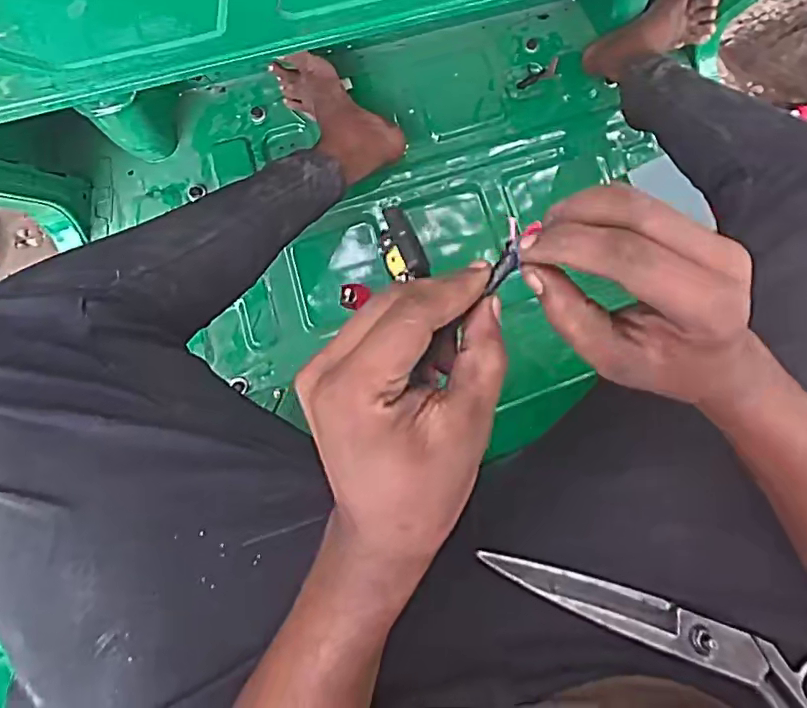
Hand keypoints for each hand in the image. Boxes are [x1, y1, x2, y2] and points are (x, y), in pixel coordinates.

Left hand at [296, 265, 507, 566]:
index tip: (489, 274)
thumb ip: (482, 355)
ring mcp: (317, 368)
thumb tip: (487, 303)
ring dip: (425, 311)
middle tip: (481, 303)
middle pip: (390, 303)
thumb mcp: (468, 424)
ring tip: (455, 347)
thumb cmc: (425, 492)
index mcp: (353, 388)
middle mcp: (323, 369)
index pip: (408, 314)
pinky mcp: (322, 369)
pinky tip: (430, 355)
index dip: (453, 289)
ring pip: (381, 309)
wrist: (380, 531)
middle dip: (441, 296)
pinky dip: (407, 327)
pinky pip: (372, 326)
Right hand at [520, 185, 771, 409]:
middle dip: (571, 217)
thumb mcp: (611, 359)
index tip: (527, 251)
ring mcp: (715, 236)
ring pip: (634, 199)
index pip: (630, 257)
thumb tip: (533, 269)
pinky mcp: (702, 223)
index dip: (571, 245)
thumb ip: (570, 316)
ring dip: (581, 206)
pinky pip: (639, 200)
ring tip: (550, 231)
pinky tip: (575, 225)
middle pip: (633, 214)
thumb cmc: (665, 367)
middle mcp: (719, 261)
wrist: (719, 359)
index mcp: (704, 306)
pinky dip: (597, 205)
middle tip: (533, 237)